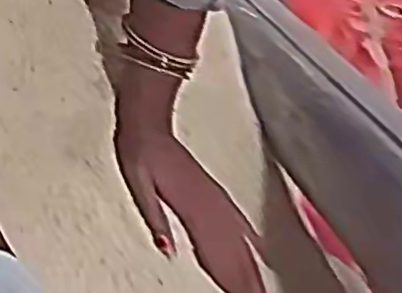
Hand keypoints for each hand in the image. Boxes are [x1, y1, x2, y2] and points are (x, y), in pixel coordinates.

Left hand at [114, 121, 264, 292]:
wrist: (148, 126)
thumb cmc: (138, 151)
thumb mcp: (136, 182)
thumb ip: (153, 216)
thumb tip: (166, 250)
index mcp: (193, 209)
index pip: (217, 259)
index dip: (229, 284)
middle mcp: (212, 209)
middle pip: (238, 259)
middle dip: (248, 285)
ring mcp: (219, 202)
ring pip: (245, 247)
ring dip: (253, 272)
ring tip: (259, 292)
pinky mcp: (218, 194)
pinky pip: (243, 225)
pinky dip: (254, 246)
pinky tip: (264, 256)